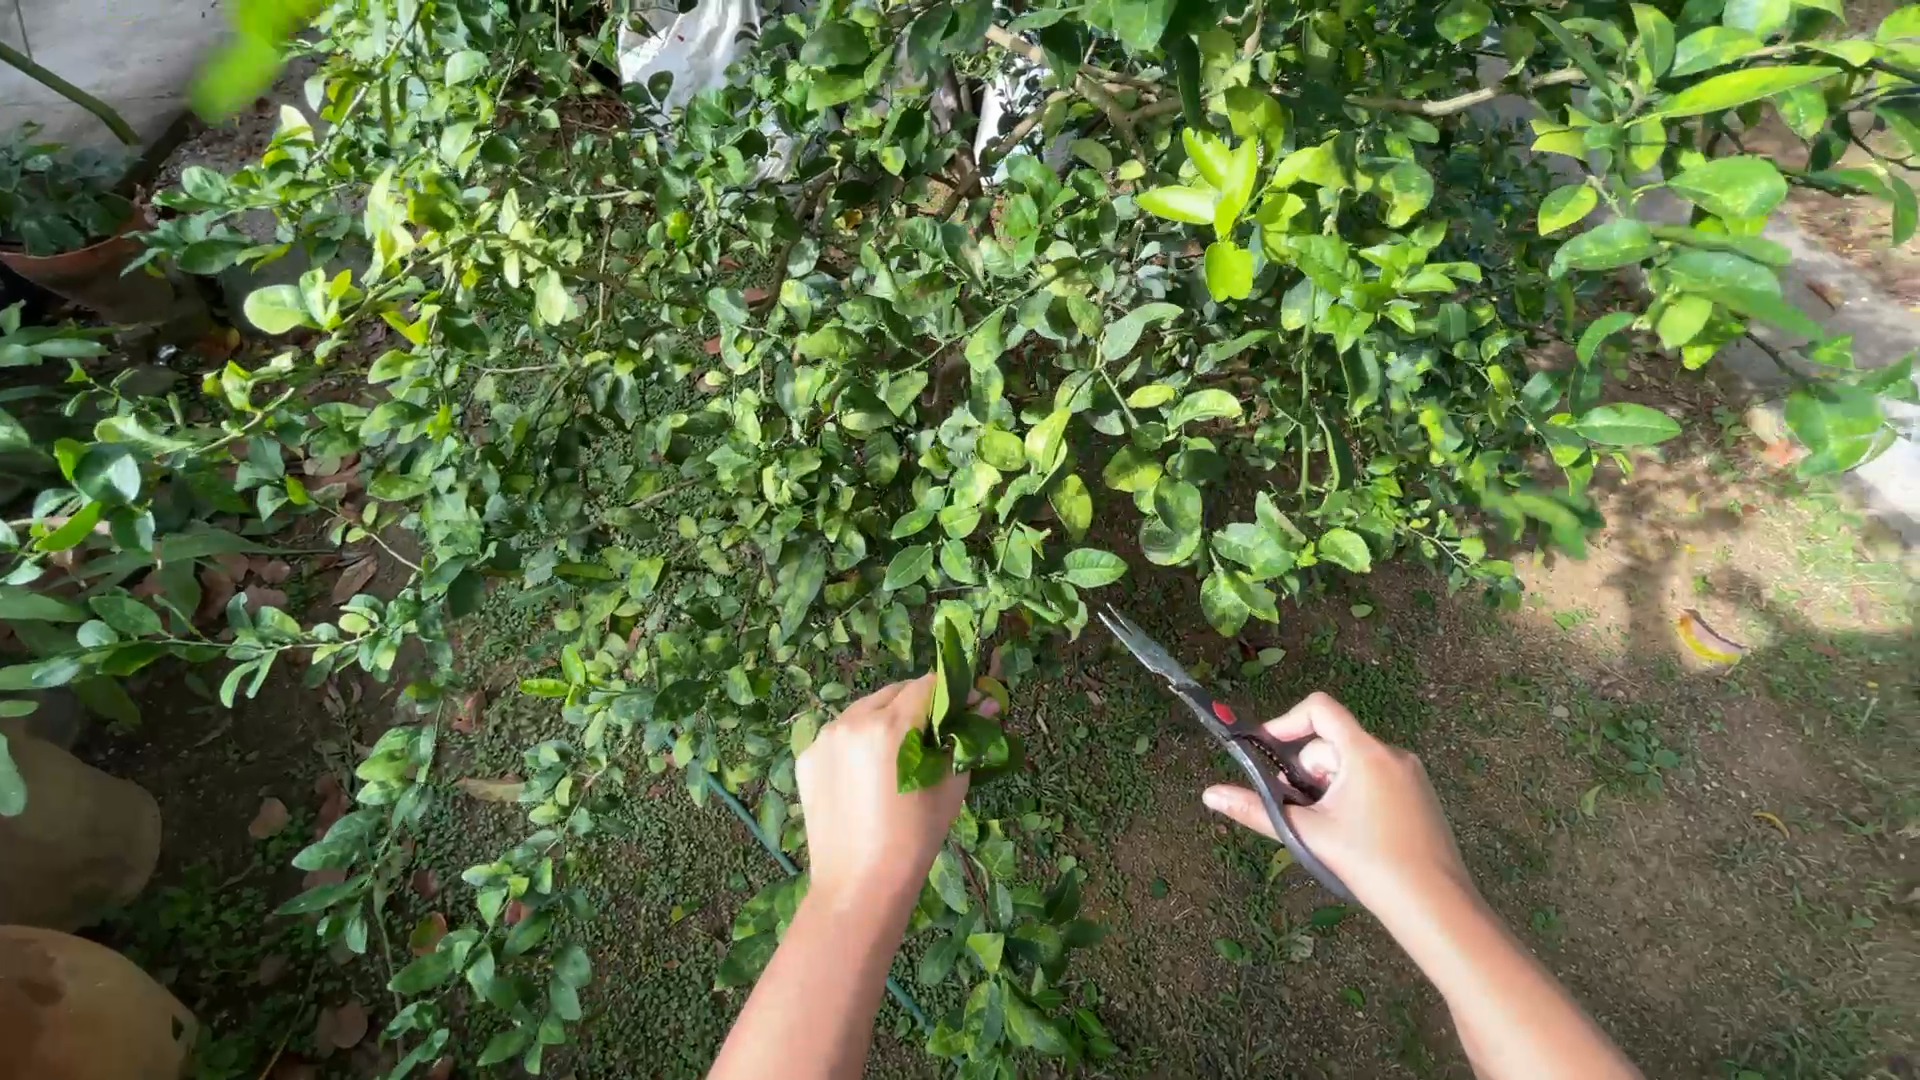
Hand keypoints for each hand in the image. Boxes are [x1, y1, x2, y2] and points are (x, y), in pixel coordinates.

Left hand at [796, 674, 973, 911]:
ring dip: (885, 719)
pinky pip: (841, 734)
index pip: (926, 686)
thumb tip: (986, 704)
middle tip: (931, 733)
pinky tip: (868, 773)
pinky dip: (858, 741)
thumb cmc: (914, 837)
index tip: (961, 707)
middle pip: (893, 693)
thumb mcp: (950, 784)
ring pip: (864, 710)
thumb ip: (965, 737)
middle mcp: (852, 721)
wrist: (859, 886)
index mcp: (890, 725)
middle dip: (916, 705)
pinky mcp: (807, 758)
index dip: (948, 693)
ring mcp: (824, 739)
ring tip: (898, 754)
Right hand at [1200, 692, 1475, 923]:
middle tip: (1304, 809)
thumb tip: (1209, 795)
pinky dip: (1353, 793)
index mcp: (1365, 753)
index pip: (1320, 708)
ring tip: (1329, 826)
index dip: (1288, 721)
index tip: (1270, 750)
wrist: (1438, 909)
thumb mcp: (1307, 833)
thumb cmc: (1369, 863)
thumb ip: (1255, 809)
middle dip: (1308, 770)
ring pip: (1351, 762)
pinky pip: (1374, 777)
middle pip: (1331, 742)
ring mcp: (1411, 774)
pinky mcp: (1421, 795)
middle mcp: (1391, 754)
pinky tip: (1355, 832)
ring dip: (1329, 784)